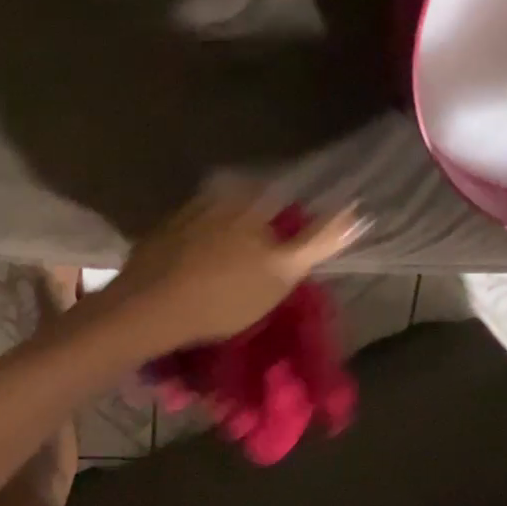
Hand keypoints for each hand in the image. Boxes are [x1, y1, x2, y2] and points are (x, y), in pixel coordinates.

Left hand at [103, 183, 366, 351]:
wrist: (148, 309)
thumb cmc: (223, 295)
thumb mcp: (282, 272)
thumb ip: (319, 241)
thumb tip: (357, 213)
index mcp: (247, 197)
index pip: (282, 201)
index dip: (291, 227)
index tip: (292, 255)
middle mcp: (214, 196)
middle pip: (248, 210)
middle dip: (258, 232)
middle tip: (262, 270)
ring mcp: (181, 215)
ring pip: (218, 224)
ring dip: (227, 243)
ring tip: (230, 280)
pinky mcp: (157, 237)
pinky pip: (189, 240)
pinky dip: (198, 255)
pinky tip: (199, 279)